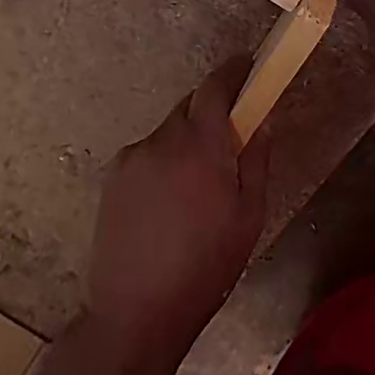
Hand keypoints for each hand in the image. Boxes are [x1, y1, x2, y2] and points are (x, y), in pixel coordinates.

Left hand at [84, 58, 267, 357]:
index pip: (215, 87)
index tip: (247, 64)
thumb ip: (256, 160)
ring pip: (168, 132)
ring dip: (185, 143)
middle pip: (190, 107)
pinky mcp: (112, 174)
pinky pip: (146, 153)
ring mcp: (132, 155)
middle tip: (226, 143)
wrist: (137, 309)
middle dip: (210, 113)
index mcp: (201, 146)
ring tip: (193, 190)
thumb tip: (262, 120)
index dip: (233, 70)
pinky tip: (166, 203)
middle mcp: (163, 139)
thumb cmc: (206, 267)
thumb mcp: (249, 218)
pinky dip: (162, 162)